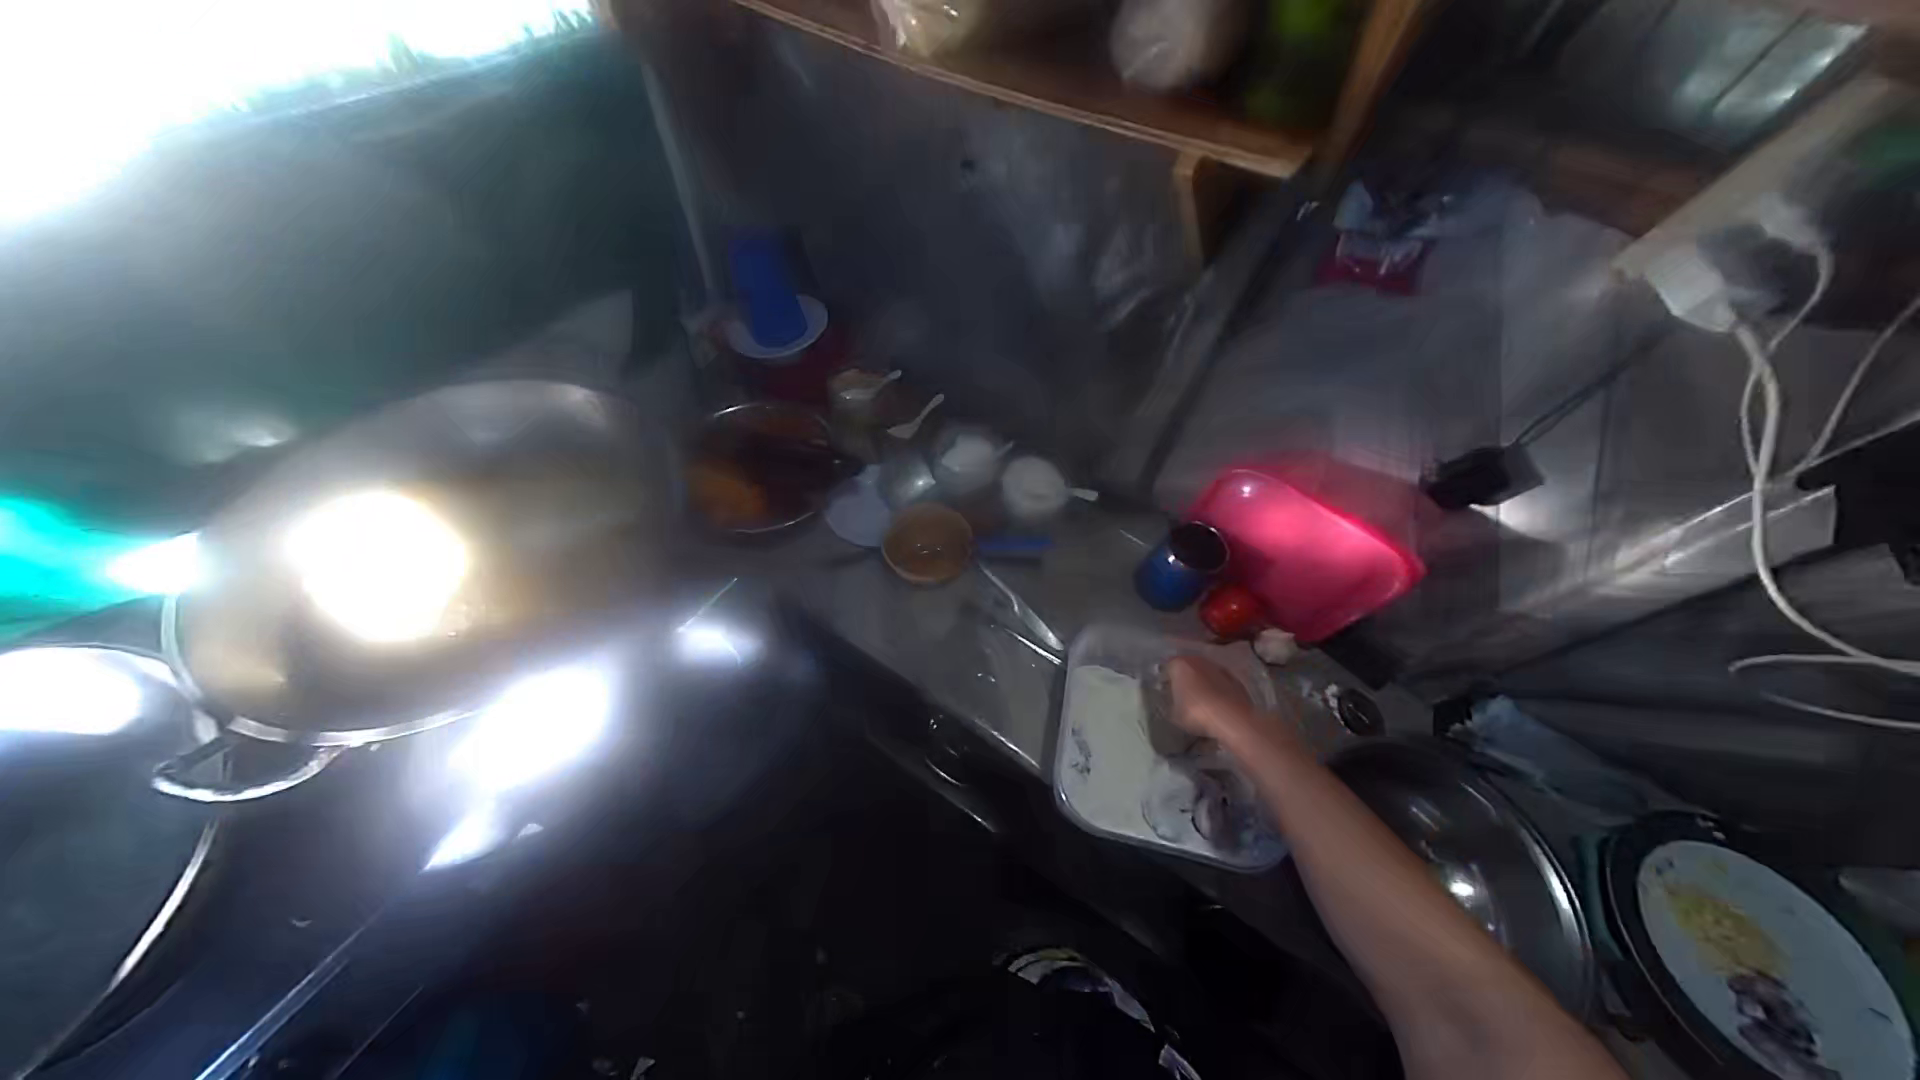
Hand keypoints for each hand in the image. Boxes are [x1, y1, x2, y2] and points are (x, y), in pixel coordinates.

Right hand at [1166, 655, 1258, 741]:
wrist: (1231, 718)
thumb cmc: (1197, 713)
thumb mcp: (1174, 713)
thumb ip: (1170, 702)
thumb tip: (1172, 702)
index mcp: (1179, 665)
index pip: (1167, 667)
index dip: (1166, 679)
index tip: (1165, 690)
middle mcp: (1198, 660)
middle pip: (1187, 666)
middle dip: (1184, 677)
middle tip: (1182, 693)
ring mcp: (1218, 668)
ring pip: (1205, 672)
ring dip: (1202, 681)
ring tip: (1201, 698)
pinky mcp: (1234, 678)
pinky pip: (1220, 681)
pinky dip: (1217, 688)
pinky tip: (1216, 702)